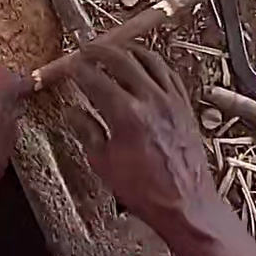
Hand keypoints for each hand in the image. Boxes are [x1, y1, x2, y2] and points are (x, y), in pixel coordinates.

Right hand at [71, 42, 224, 238]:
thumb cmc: (146, 190)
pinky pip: (168, 72)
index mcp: (125, 114)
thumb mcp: (104, 163)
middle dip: (99, 51)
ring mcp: (170, 100)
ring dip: (127, 50)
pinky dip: (153, 62)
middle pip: (121, 59)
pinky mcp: (184, 105)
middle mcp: (150, 100)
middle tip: (86, 50)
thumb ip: (87, 131)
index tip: (69, 66)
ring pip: (148, 59)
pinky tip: (144, 64)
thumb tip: (72, 112)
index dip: (77, 69)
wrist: (187, 205)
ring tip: (113, 49)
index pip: (94, 78)